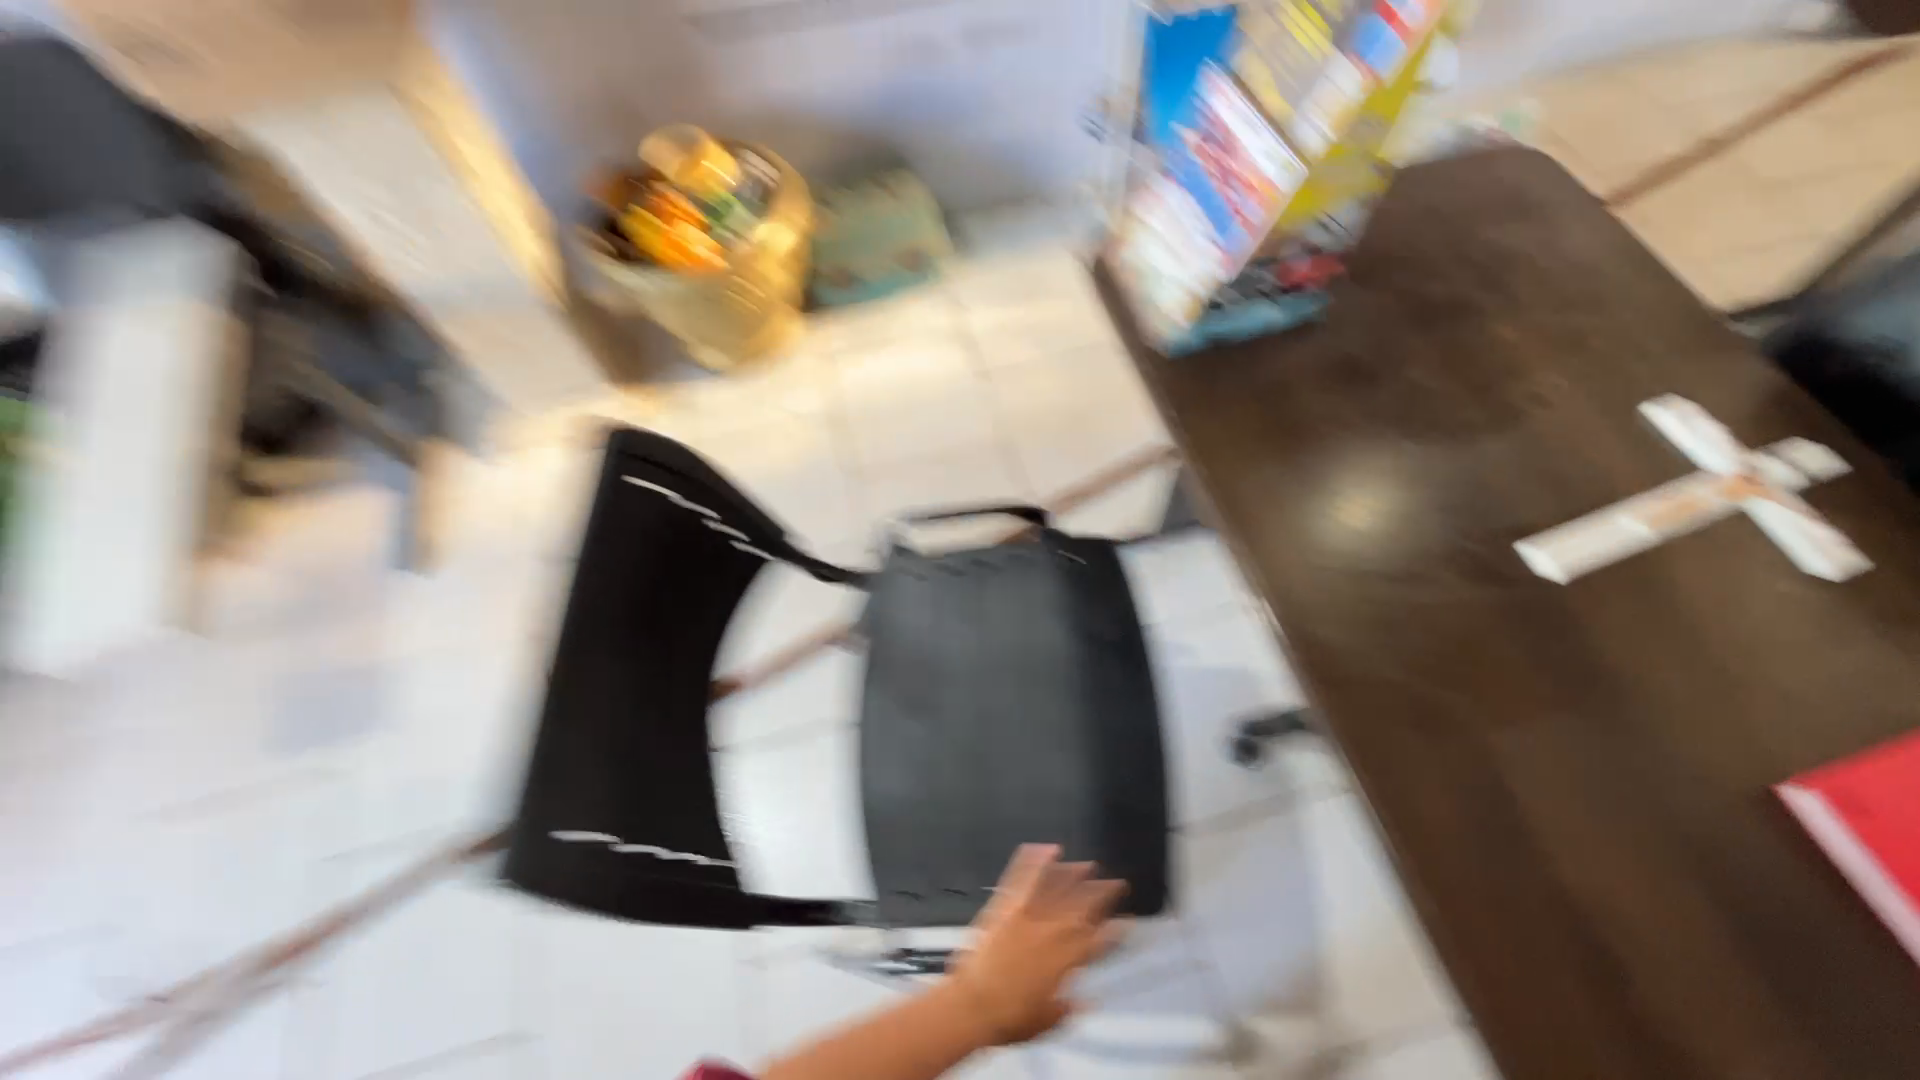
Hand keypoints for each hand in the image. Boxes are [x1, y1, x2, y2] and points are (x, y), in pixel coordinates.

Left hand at [943, 844, 1126, 1044]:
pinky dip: (1036, 860)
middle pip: (1085, 907)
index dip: (1116, 931)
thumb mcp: (1046, 1022)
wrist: (972, 1005)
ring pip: (1059, 888)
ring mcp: (1030, 916)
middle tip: (1117, 883)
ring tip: (1088, 865)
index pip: (1099, 942)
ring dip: (1075, 874)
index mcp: (1068, 962)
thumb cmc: (1009, 1019)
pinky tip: (1047, 848)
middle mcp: (1054, 933)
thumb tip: (1086, 1003)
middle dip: (1104, 894)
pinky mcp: (1006, 906)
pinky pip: (1023, 877)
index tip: (1126, 921)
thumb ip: (1068, 1009)